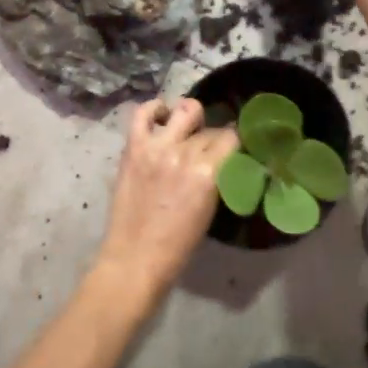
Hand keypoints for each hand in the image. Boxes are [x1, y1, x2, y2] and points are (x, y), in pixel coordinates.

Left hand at [94, 99, 238, 294]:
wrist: (136, 258)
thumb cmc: (178, 244)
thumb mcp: (210, 208)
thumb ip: (218, 177)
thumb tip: (223, 159)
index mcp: (208, 173)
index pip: (230, 138)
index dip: (234, 141)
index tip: (233, 146)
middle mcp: (184, 153)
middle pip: (208, 129)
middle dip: (212, 137)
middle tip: (206, 150)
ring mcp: (157, 147)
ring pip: (183, 112)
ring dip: (189, 117)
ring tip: (185, 129)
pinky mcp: (134, 148)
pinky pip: (144, 113)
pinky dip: (155, 109)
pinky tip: (161, 116)